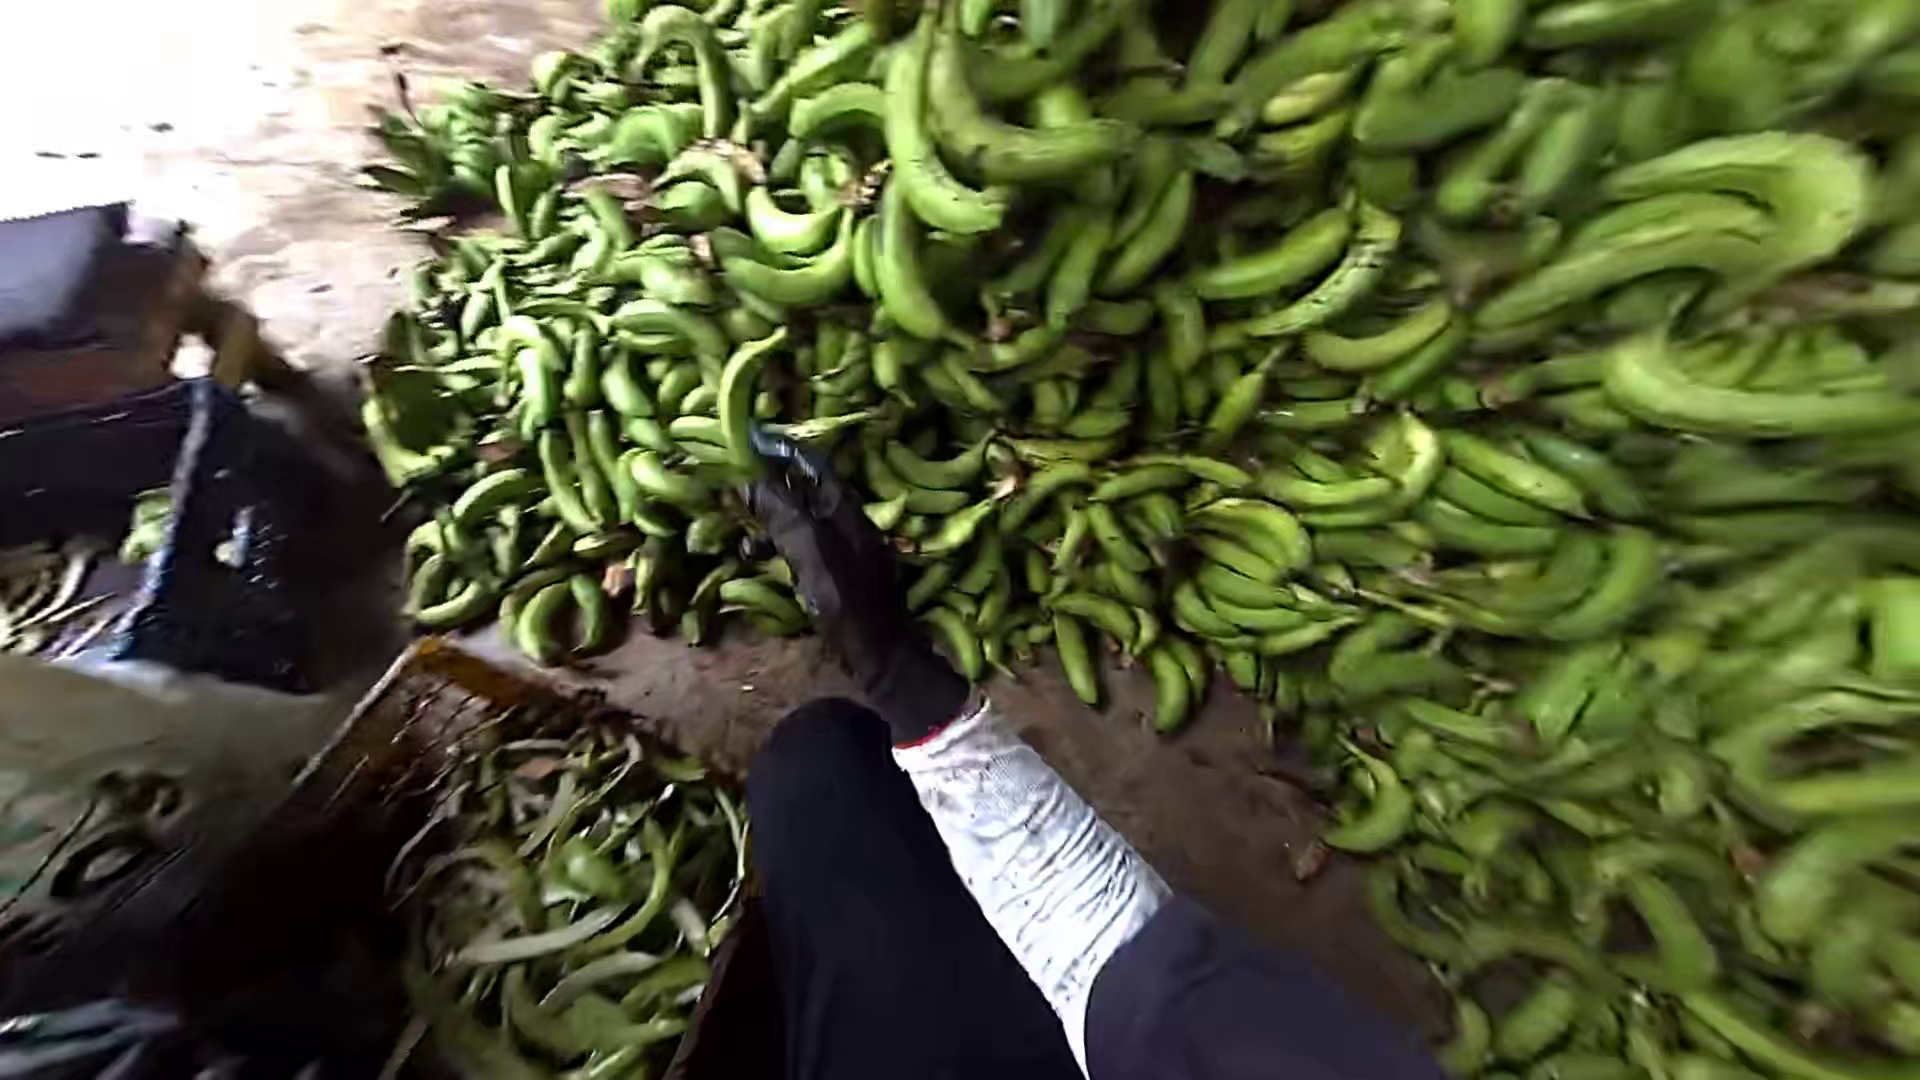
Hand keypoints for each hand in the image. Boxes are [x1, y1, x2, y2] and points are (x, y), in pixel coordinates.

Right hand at [744, 430, 968, 741]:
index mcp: (846, 507)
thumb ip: (782, 513)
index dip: (780, 452)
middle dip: (769, 491)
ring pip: (803, 523)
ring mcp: (848, 547)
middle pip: (804, 493)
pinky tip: (766, 565)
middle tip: (734, 494)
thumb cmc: (844, 598)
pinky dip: (783, 551)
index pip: (811, 464)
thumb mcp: (809, 549)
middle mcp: (849, 521)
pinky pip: (807, 549)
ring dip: (771, 526)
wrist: (880, 651)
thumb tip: (748, 481)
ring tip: (744, 543)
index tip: (747, 443)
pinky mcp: (842, 573)